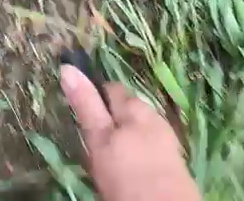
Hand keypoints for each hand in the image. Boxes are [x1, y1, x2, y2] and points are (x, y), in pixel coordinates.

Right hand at [60, 64, 200, 200]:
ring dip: (128, 135)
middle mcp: (154, 115)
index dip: (95, 95)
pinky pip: (153, 147)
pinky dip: (141, 151)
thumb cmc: (128, 175)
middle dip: (113, 117)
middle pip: (128, 108)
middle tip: (95, 137)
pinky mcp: (176, 163)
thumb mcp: (100, 140)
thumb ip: (86, 105)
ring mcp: (168, 140)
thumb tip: (67, 67)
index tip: (82, 113)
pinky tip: (133, 167)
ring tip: (112, 154)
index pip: (111, 88)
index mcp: (135, 106)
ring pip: (141, 128)